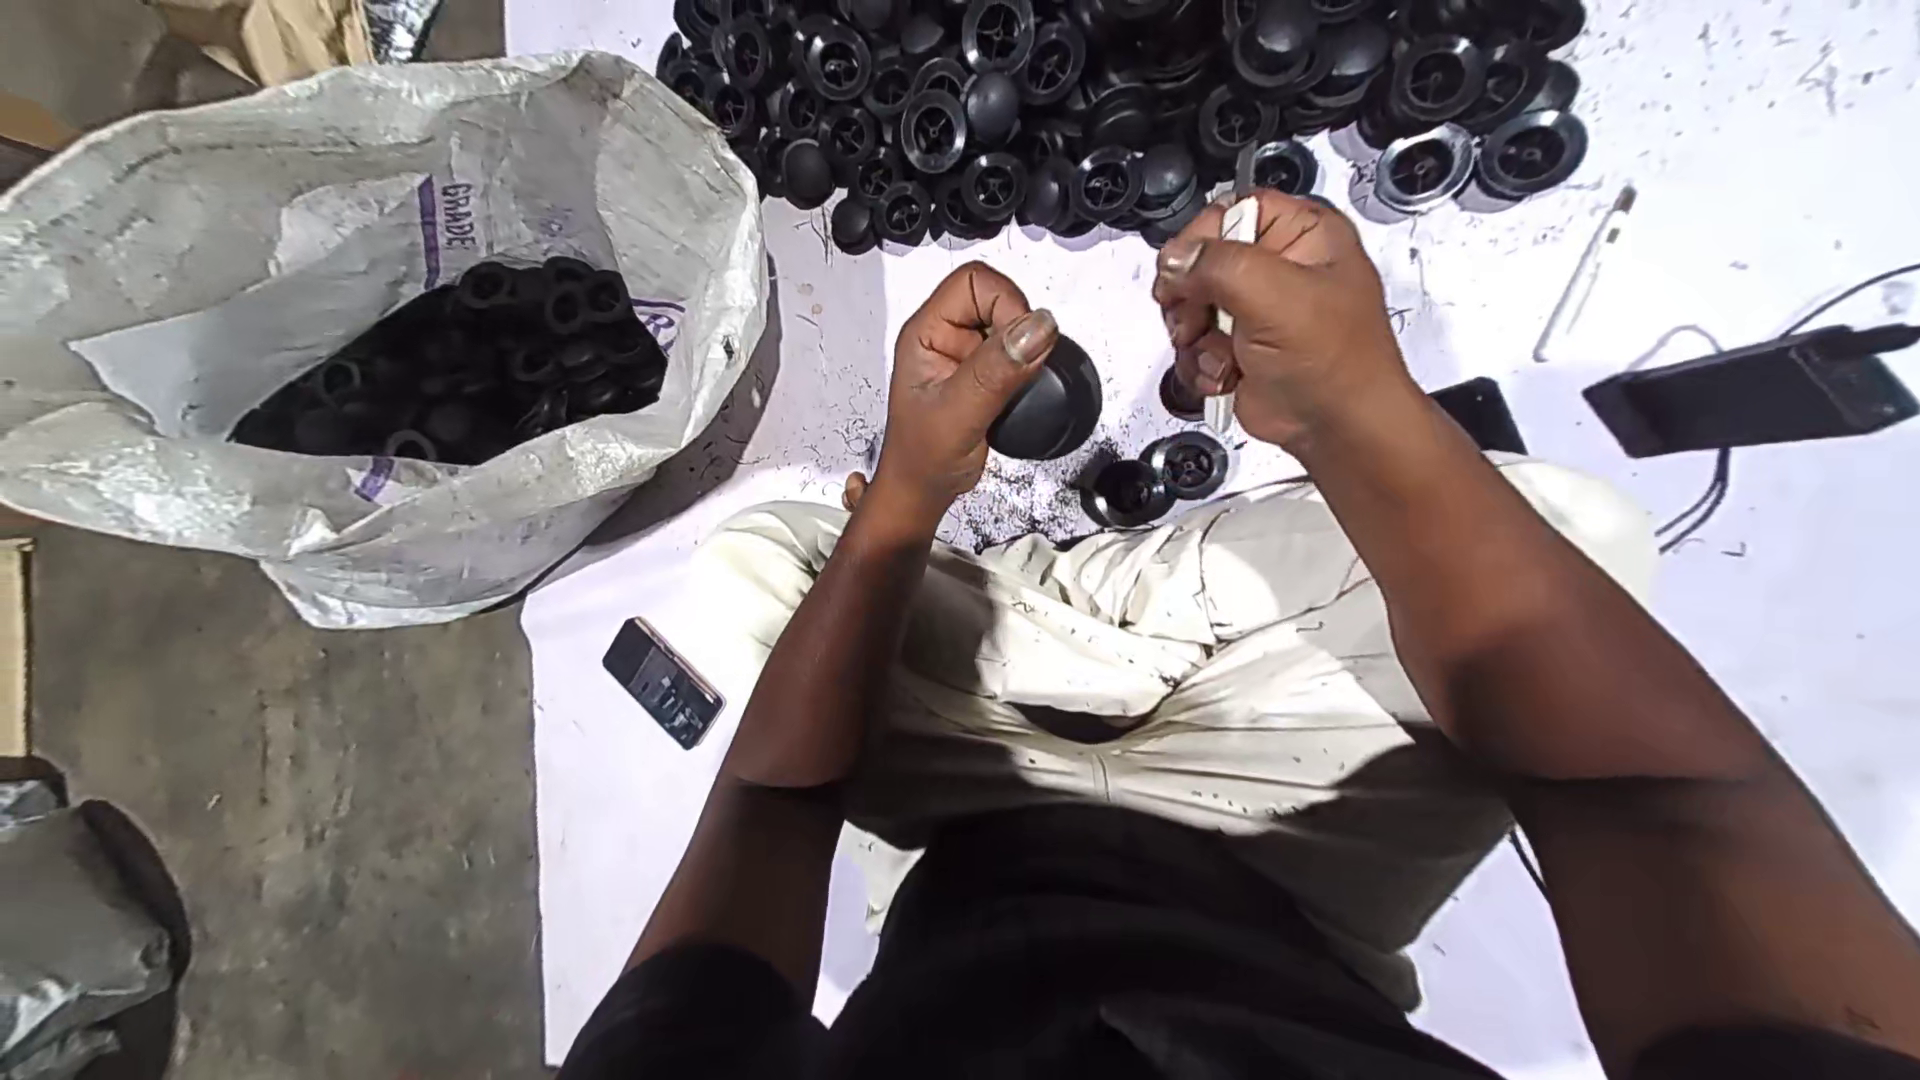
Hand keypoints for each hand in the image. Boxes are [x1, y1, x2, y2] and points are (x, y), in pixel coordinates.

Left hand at [858, 261, 1057, 524]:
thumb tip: (1036, 328)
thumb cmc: (921, 459)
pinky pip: (1018, 352)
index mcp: (926, 333)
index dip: (1006, 302)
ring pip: (1012, 324)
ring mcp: (967, 355)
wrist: (924, 490)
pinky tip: (1016, 393)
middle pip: (997, 297)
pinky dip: (1028, 367)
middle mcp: (946, 336)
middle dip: (1019, 328)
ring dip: (1025, 350)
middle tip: (1017, 370)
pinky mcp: (986, 374)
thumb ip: (995, 372)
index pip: (973, 282)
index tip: (1020, 341)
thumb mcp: (957, 415)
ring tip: (1011, 388)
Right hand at [1151, 191, 1419, 450]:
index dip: (1199, 239)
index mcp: (1299, 236)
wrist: (1332, 425)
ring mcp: (1247, 312)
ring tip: (1222, 355)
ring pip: (1186, 310)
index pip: (1231, 211)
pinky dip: (1198, 366)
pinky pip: (1189, 348)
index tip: (1186, 270)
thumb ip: (1221, 266)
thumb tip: (1175, 258)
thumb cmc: (1336, 363)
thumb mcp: (1278, 297)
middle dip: (1189, 299)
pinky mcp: (1229, 349)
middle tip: (1200, 318)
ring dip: (1194, 340)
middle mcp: (1271, 270)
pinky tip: (1225, 376)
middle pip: (1196, 264)